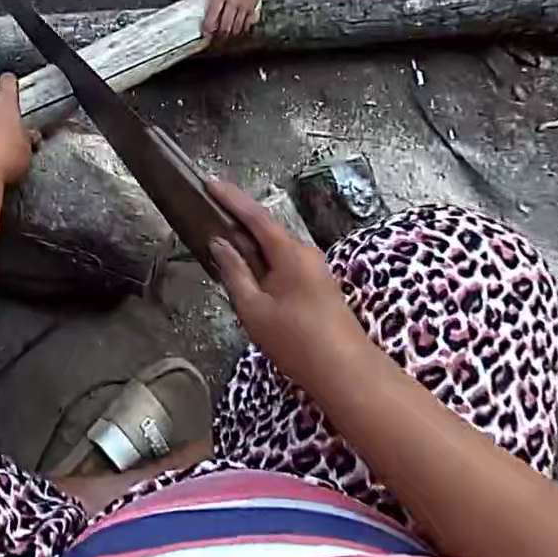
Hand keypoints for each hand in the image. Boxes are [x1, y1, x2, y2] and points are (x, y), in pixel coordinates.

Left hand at [196, 0, 267, 38]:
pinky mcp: (252, 7)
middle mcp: (232, 3)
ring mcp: (243, 6)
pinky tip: (239, 32)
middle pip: (225, 24)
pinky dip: (243, 29)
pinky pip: (248, 22)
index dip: (209, 25)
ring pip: (237, 26)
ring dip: (230, 34)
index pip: (213, 14)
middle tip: (215, 40)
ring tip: (226, 38)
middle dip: (220, 34)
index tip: (205, 33)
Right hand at [205, 176, 370, 385]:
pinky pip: (282, 262)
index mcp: (289, 253)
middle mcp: (305, 254)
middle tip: (210, 210)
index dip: (230, 197)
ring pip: (274, 248)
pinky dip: (261, 259)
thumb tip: (219, 243)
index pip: (254, 216)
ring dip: (249, 243)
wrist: (348, 375)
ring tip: (220, 241)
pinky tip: (246, 270)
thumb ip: (234, 271)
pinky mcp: (316, 286)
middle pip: (265, 229)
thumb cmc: (297, 341)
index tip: (209, 181)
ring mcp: (314, 269)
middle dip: (238, 219)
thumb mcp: (253, 308)